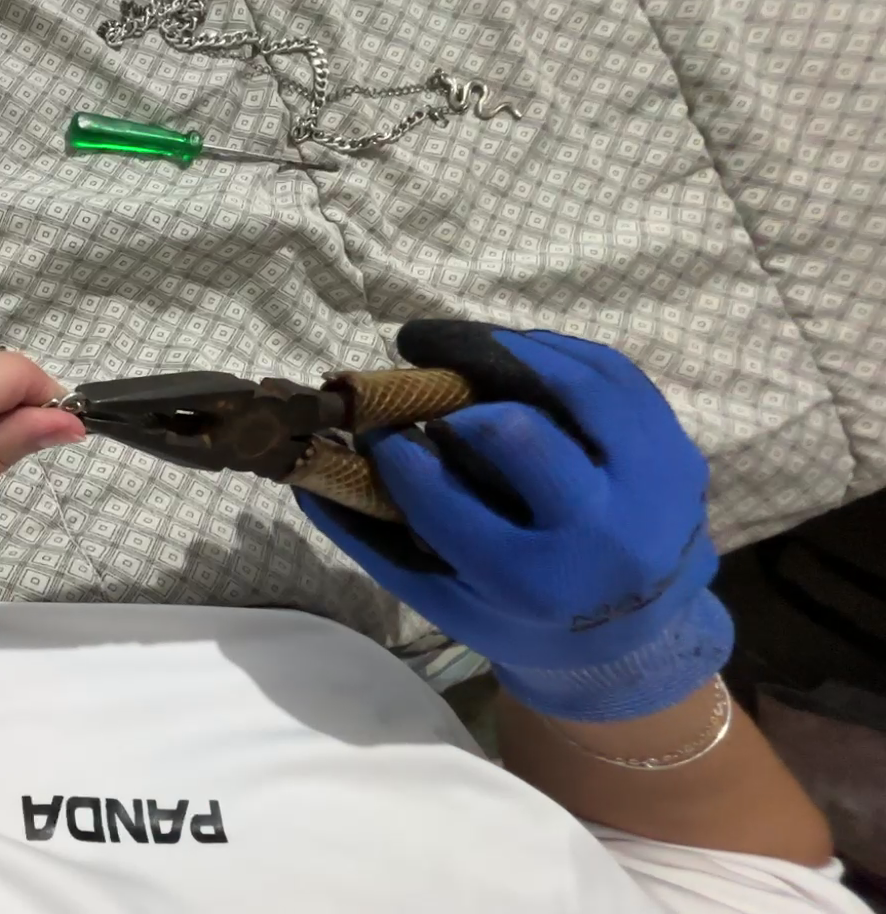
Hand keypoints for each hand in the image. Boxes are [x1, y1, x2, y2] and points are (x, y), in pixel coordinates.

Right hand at [297, 321, 732, 721]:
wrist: (632, 643)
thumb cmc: (508, 615)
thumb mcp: (429, 593)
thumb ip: (365, 536)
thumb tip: (303, 475)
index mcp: (526, 579)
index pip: (439, 492)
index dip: (392, 448)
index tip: (372, 433)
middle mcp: (601, 535)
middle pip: (518, 432)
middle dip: (452, 394)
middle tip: (413, 374)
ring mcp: (656, 490)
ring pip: (579, 384)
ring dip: (500, 349)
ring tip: (445, 340)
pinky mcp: (682, 457)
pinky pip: (615, 378)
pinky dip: (552, 351)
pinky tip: (504, 348)